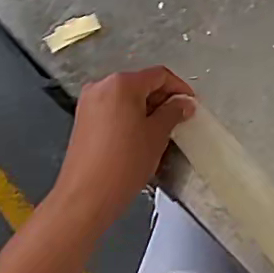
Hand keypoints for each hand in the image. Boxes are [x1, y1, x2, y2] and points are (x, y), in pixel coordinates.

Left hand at [53, 67, 196, 219]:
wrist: (86, 197)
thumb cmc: (122, 165)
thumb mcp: (157, 136)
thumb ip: (173, 112)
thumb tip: (183, 103)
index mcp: (121, 84)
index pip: (158, 75)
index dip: (179, 88)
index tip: (190, 103)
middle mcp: (101, 87)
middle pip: (141, 83)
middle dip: (162, 99)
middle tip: (179, 117)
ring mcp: (89, 103)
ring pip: (126, 97)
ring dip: (146, 109)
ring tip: (162, 131)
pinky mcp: (83, 120)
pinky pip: (113, 109)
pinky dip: (129, 117)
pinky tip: (140, 137)